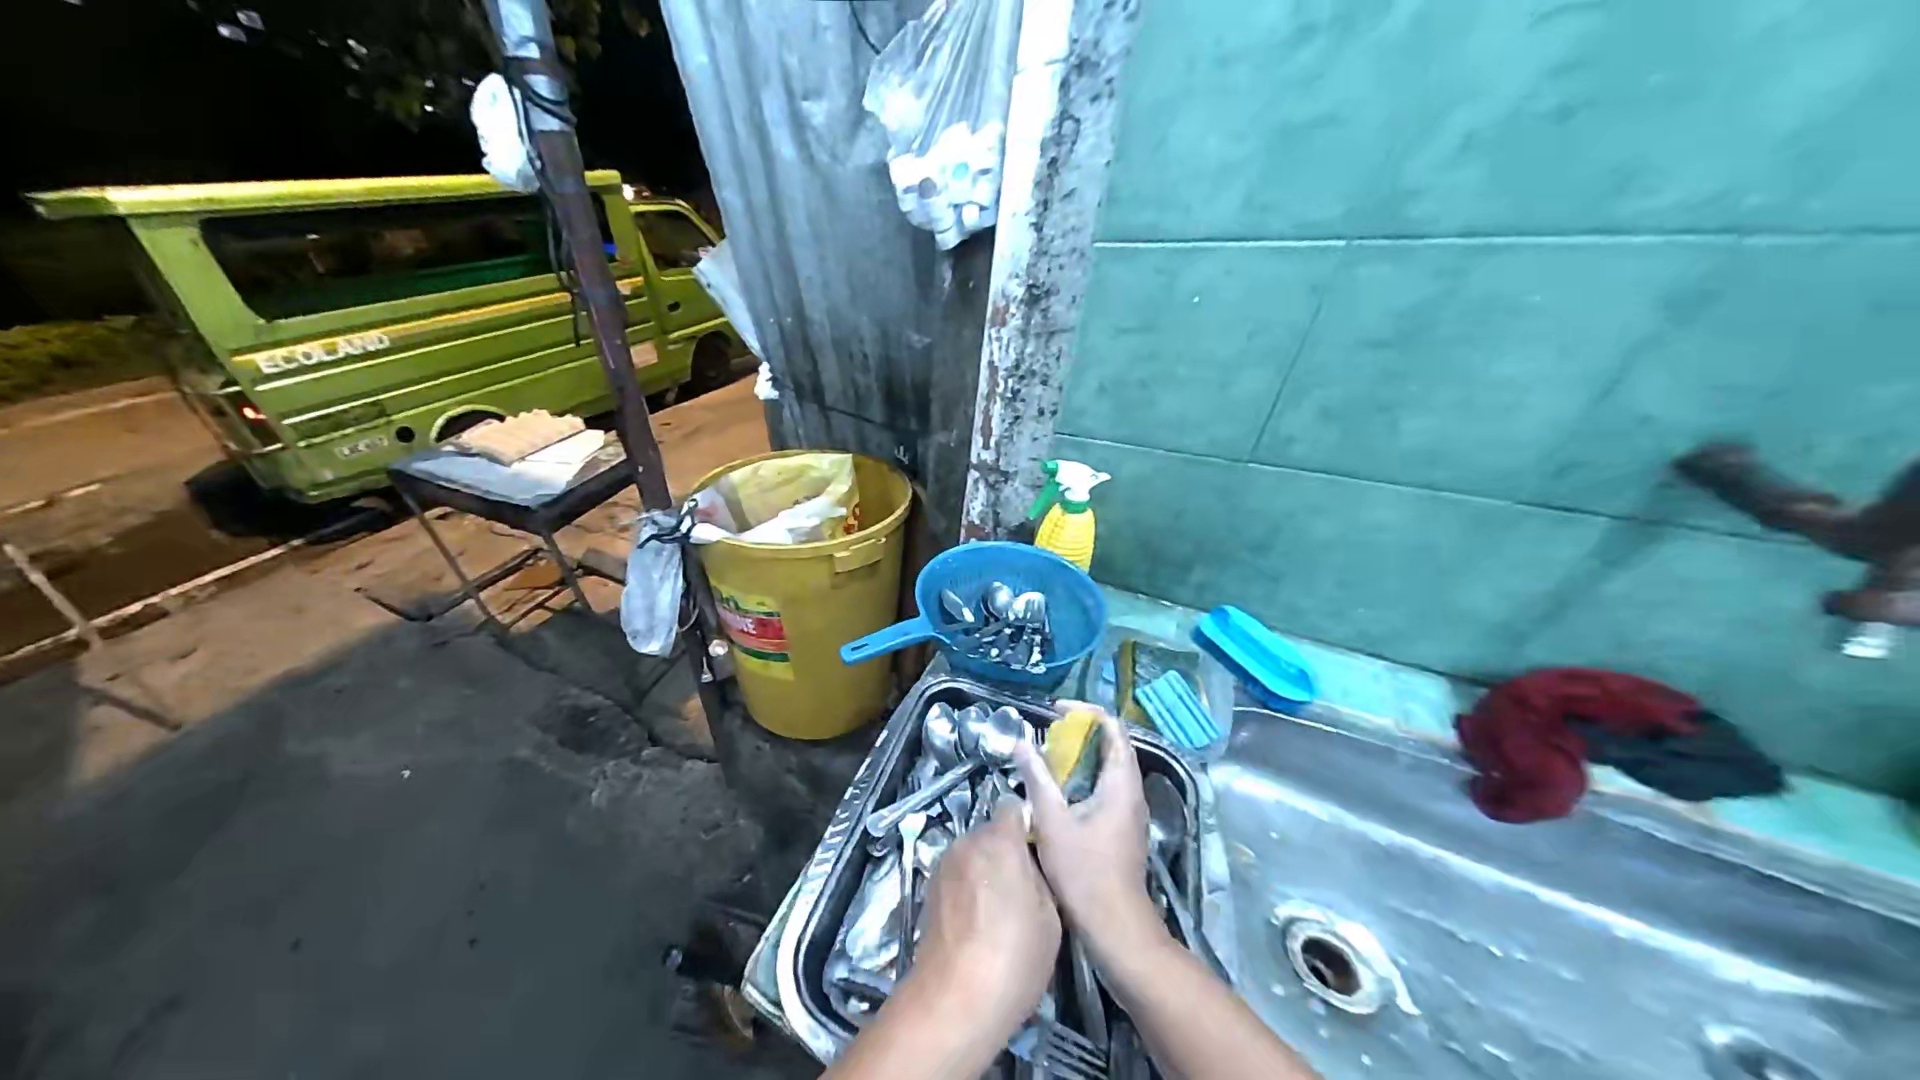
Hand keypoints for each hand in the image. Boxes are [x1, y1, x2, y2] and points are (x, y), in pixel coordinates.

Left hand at [903, 795, 1060, 1034]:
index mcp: (1000, 840)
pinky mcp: (927, 888)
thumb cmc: (1013, 956)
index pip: (1013, 807)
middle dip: (1006, 851)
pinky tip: (975, 923)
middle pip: (991, 833)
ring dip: (985, 870)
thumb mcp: (1050, 917)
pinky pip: (957, 875)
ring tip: (997, 911)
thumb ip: (1039, 876)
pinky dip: (967, 888)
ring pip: (973, 855)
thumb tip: (1028, 865)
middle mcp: (967, 841)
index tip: (1038, 850)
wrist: (953, 1000)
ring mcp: (943, 864)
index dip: (1027, 824)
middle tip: (1023, 888)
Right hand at [1015, 706, 1167, 964]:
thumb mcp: (1052, 821)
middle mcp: (1132, 791)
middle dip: (1080, 733)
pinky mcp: (1123, 827)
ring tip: (1048, 757)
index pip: (1112, 727)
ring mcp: (1130, 811)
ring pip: (1108, 768)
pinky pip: (1106, 787)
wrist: (1115, 927)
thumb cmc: (1084, 872)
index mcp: (1122, 782)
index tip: (1055, 711)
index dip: (1085, 711)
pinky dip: (1084, 778)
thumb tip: (1022, 742)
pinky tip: (1059, 792)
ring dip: (1081, 756)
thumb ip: (1037, 778)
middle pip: (1111, 745)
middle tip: (1047, 733)